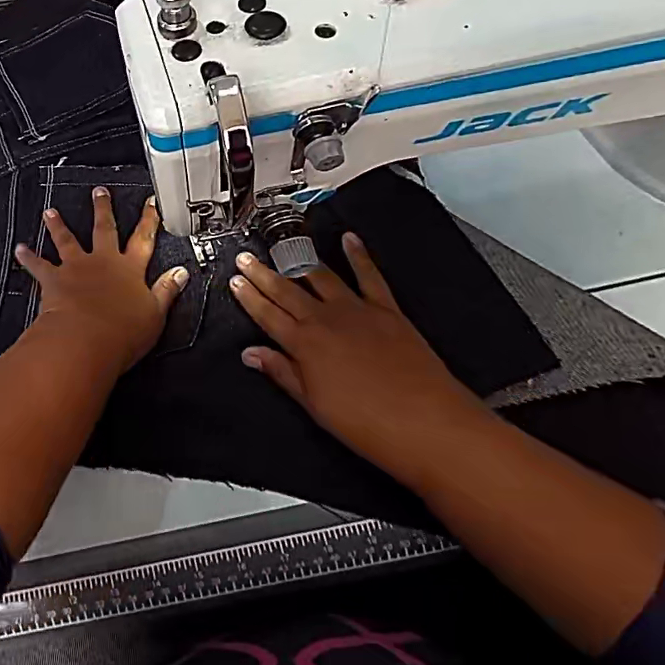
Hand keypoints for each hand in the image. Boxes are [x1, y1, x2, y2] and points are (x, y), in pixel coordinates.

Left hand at [14, 187, 187, 370]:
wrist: (85, 340)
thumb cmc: (121, 332)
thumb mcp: (155, 314)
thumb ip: (167, 291)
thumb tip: (180, 274)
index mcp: (130, 269)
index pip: (143, 239)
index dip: (149, 220)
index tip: (150, 204)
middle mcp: (102, 262)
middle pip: (103, 229)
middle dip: (103, 209)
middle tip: (99, 192)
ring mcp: (76, 268)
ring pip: (67, 240)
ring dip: (59, 225)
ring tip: (52, 211)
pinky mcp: (54, 280)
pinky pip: (38, 265)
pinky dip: (28, 257)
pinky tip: (21, 248)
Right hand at [230, 233, 483, 490]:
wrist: (427, 424)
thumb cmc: (371, 425)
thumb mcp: (315, 406)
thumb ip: (283, 373)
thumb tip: (253, 355)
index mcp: (305, 345)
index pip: (267, 314)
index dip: (249, 297)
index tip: (236, 282)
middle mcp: (327, 320)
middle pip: (286, 290)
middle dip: (263, 273)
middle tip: (247, 258)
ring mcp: (357, 310)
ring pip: (320, 276)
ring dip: (298, 260)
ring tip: (282, 247)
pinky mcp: (386, 309)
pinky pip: (368, 274)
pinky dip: (358, 254)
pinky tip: (349, 240)